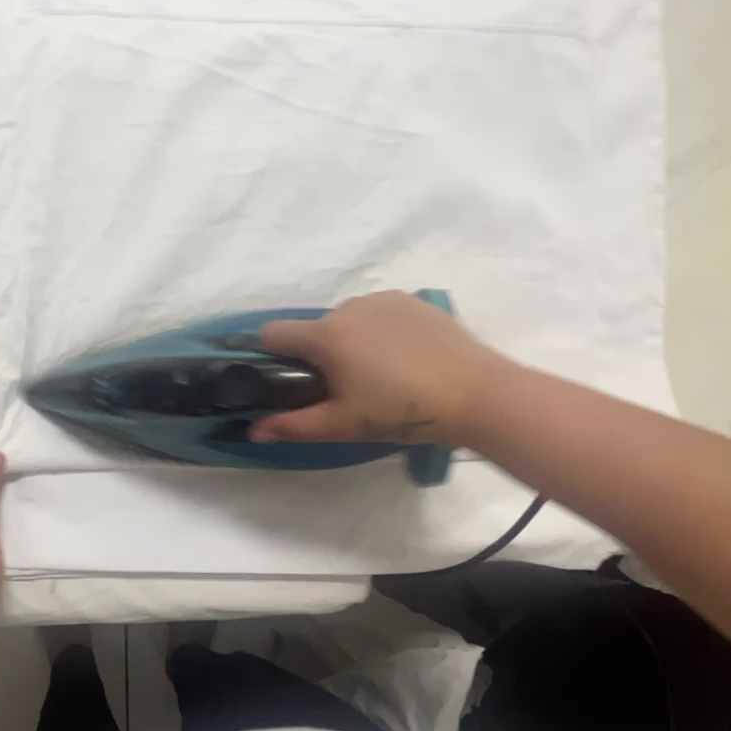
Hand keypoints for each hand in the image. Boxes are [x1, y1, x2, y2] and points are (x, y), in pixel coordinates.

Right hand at [250, 291, 503, 446]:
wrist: (476, 394)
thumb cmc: (401, 412)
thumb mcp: (343, 426)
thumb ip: (293, 426)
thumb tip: (253, 431)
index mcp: (326, 335)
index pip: (272, 332)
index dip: (270, 356)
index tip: (286, 381)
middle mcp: (349, 307)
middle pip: (314, 330)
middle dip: (319, 357)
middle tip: (346, 392)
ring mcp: (384, 299)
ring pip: (348, 321)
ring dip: (351, 343)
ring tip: (381, 377)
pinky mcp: (413, 300)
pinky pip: (380, 314)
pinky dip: (380, 333)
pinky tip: (405, 360)